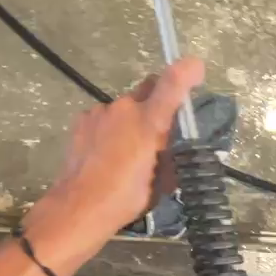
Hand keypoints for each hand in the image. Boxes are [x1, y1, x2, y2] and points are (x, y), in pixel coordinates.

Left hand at [19, 57, 204, 275]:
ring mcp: (101, 111)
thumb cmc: (125, 197)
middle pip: (148, 91)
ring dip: (130, 121)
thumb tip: (171, 146)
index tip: (196, 68)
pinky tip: (105, 152)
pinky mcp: (82, 119)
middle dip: (156, 104)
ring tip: (126, 151)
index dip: (186, 72)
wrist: (78, 207)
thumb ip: (169, 155)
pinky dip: (109, 129)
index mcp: (149, 122)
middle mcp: (125, 108)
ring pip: (124, 107)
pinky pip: (104, 117)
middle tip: (157, 133)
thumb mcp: (160, 182)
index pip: (171, 83)